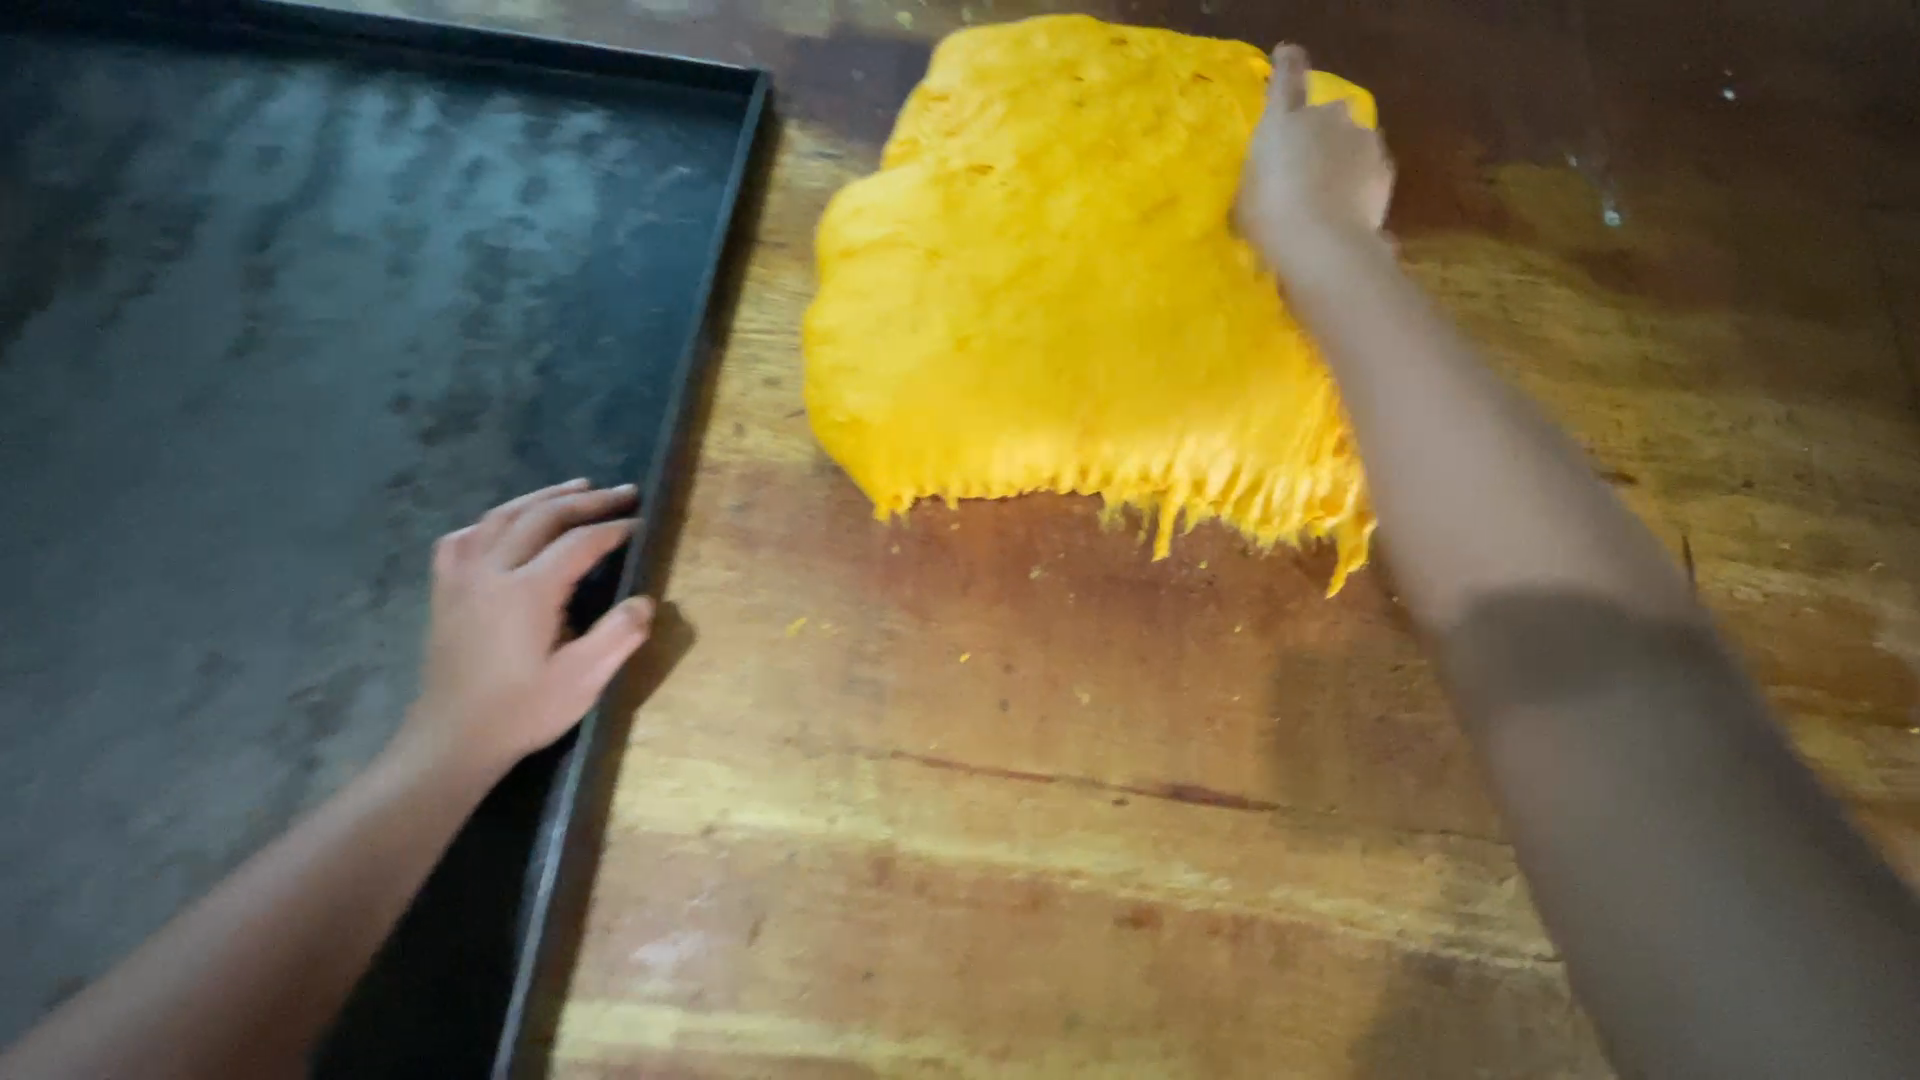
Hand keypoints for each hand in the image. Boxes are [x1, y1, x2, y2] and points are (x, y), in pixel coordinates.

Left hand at [392, 479, 653, 780]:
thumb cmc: (523, 711)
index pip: (579, 542)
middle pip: (541, 517)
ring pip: (501, 517)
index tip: (641, 523)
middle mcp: (491, 572)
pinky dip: (490, 523)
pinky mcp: (445, 593)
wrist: (452, 739)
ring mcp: (462, 579)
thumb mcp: (583, 679)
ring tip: (576, 487)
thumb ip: (619, 635)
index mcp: (528, 591)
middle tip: (622, 493)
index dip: (614, 528)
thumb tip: (645, 601)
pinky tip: (504, 525)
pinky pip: (463, 540)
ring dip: (543, 497)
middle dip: (586, 500)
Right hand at [1234, 44, 1393, 252]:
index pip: (1287, 74)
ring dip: (1339, 158)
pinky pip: (1367, 166)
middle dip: (1316, 133)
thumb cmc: (1269, 220)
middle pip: (1323, 113)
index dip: (1287, 62)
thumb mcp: (1245, 201)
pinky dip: (1358, 180)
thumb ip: (1258, 178)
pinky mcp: (1383, 164)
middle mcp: (1325, 117)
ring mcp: (1360, 137)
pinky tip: (1345, 208)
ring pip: (1348, 140)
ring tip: (1326, 195)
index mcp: (1283, 120)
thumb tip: (1262, 183)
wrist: (1323, 245)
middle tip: (1302, 168)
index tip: (1286, 54)